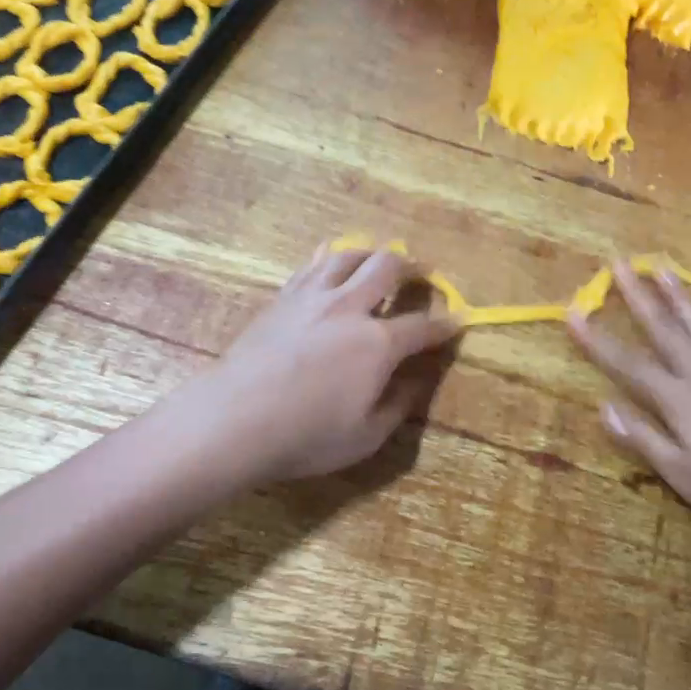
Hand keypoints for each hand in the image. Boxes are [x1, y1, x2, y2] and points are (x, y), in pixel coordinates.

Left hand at [148, 243, 463, 487]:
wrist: (231, 419)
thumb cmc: (303, 437)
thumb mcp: (364, 437)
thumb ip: (397, 405)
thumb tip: (416, 382)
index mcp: (377, 344)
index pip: (423, 326)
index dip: (446, 323)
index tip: (459, 319)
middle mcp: (349, 308)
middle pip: (388, 267)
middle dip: (414, 267)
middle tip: (423, 273)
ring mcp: (312, 297)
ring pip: (349, 254)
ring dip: (372, 252)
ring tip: (380, 259)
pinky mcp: (282, 297)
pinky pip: (313, 263)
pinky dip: (332, 257)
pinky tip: (332, 262)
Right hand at [567, 263, 690, 551]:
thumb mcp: (683, 474)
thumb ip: (643, 438)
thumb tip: (603, 406)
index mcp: (677, 398)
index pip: (626, 363)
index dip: (596, 339)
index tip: (572, 311)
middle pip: (662, 326)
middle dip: (637, 294)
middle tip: (618, 261)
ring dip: (676, 291)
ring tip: (661, 264)